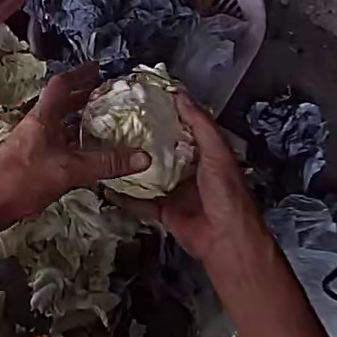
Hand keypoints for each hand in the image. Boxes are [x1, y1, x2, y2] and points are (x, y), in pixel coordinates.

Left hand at [0, 63, 148, 227]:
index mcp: (42, 118)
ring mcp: (30, 143)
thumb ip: (105, 163)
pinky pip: (55, 142)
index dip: (80, 75)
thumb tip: (144, 157)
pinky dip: (71, 141)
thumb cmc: (22, 180)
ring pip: (57, 123)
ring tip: (100, 119)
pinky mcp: (29, 160)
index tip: (99, 68)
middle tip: (105, 92)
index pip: (61, 86)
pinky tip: (84, 151)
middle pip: (60, 103)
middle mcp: (35, 125)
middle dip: (82, 95)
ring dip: (77, 118)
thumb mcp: (69, 170)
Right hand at [111, 93, 269, 271]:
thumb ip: (200, 125)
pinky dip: (125, 196)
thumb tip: (181, 97)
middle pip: (164, 151)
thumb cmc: (227, 195)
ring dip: (133, 166)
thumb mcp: (217, 152)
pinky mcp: (163, 211)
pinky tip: (109, 184)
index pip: (186, 129)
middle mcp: (191, 172)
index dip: (169, 114)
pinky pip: (141, 201)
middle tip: (120, 123)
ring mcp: (176, 192)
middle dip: (145, 139)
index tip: (146, 100)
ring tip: (111, 149)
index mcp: (208, 155)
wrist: (225, 239)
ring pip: (150, 175)